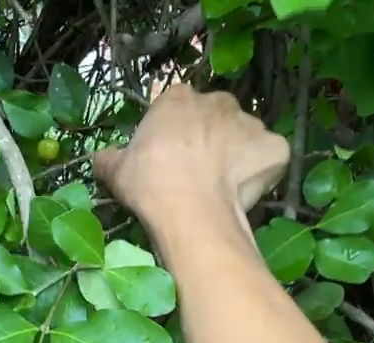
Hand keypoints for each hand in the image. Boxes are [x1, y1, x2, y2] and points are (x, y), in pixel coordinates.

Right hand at [95, 84, 290, 232]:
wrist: (190, 212)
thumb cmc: (150, 184)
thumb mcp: (117, 172)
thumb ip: (109, 160)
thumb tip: (98, 158)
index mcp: (178, 99)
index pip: (176, 106)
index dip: (172, 133)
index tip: (166, 157)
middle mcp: (218, 101)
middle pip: (213, 117)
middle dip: (207, 139)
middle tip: (194, 174)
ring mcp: (250, 123)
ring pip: (242, 136)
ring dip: (234, 155)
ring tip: (219, 189)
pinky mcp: (274, 148)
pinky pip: (268, 158)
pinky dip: (259, 173)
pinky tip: (243, 194)